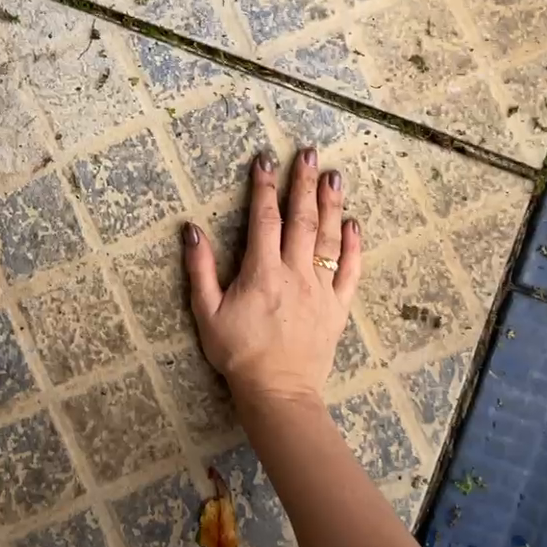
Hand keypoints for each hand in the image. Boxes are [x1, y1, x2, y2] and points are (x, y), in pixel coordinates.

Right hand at [183, 148, 362, 407]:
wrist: (278, 393)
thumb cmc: (237, 352)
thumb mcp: (206, 312)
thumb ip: (199, 269)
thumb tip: (191, 229)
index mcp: (262, 272)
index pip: (264, 219)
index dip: (264, 187)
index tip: (265, 160)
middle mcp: (295, 274)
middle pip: (302, 220)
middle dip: (303, 183)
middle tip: (308, 153)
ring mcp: (321, 290)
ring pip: (330, 239)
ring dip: (332, 205)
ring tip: (334, 176)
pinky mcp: (338, 307)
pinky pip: (351, 271)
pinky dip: (355, 246)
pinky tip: (355, 224)